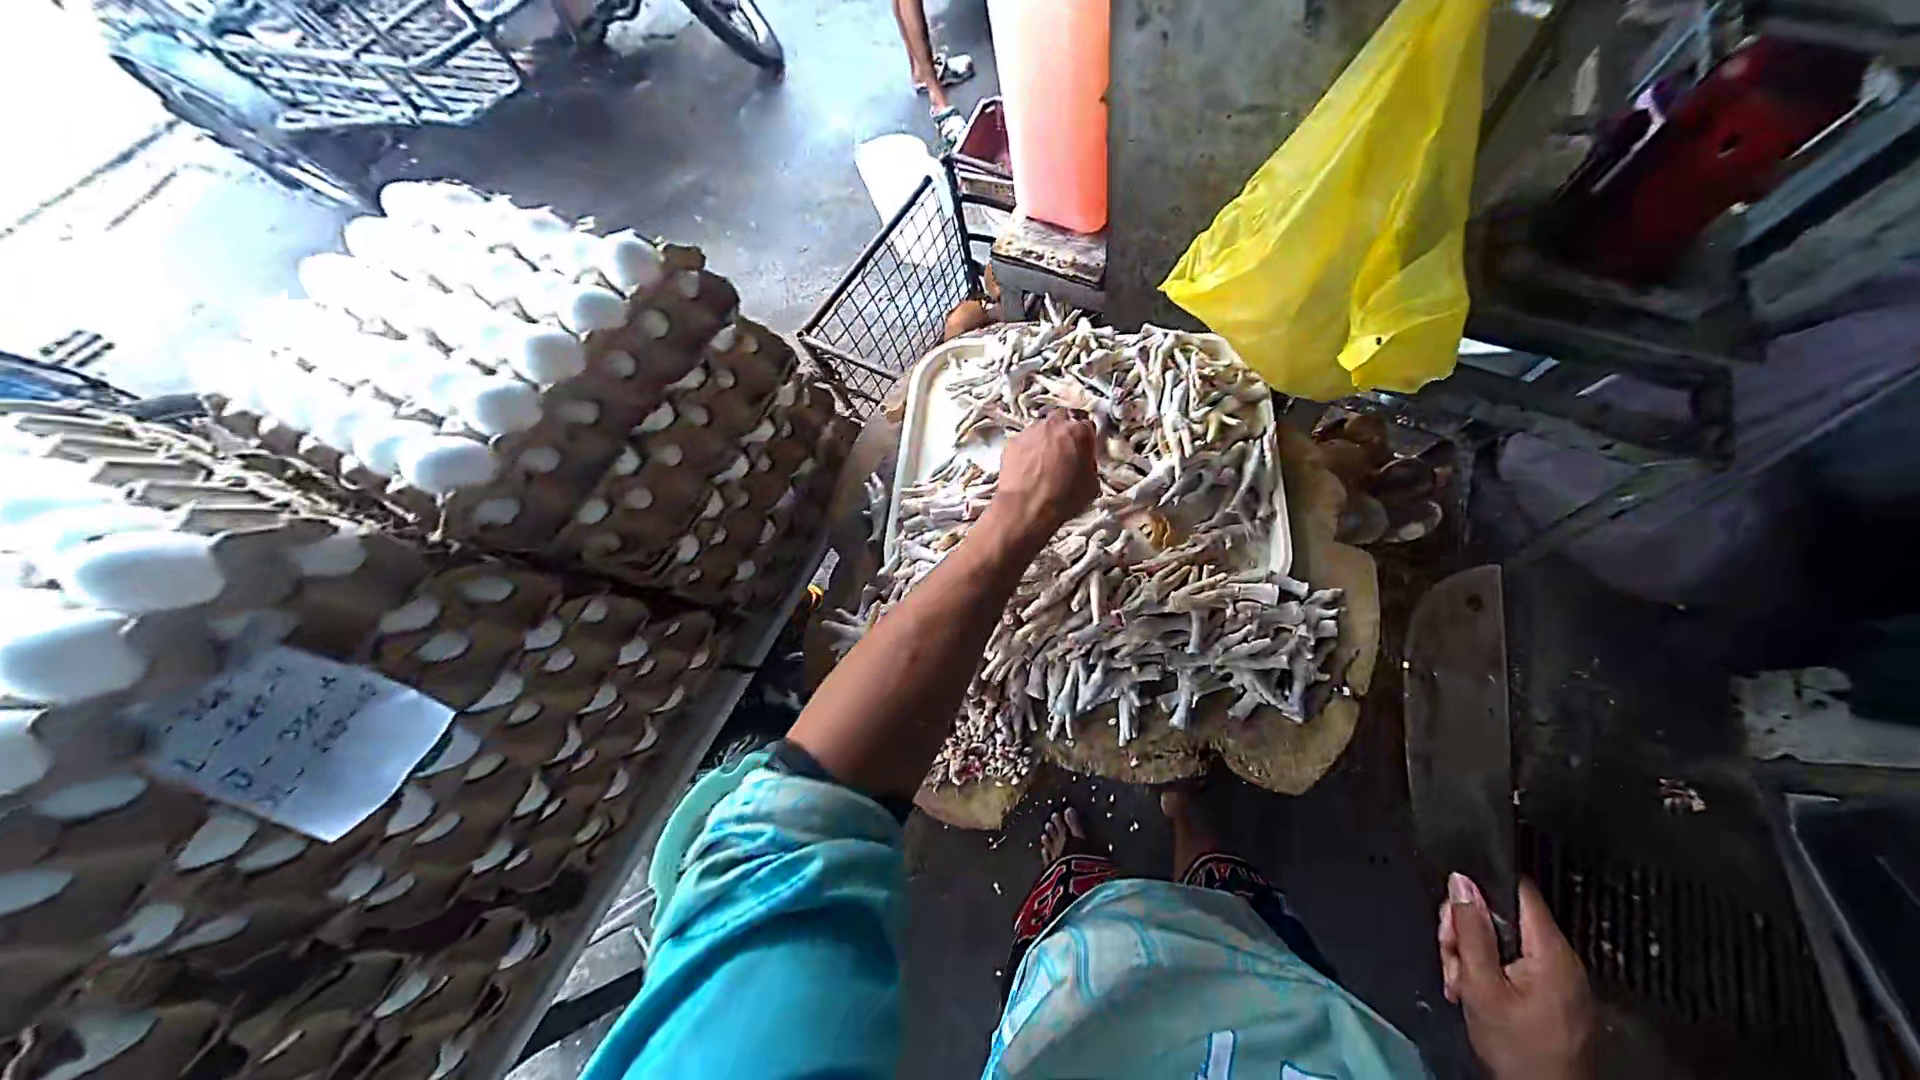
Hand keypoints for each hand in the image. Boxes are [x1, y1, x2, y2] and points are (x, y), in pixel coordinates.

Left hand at [982, 412, 1097, 550]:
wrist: (1027, 507)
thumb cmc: (1062, 499)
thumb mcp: (1091, 485)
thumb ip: (1090, 465)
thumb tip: (1085, 464)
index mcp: (1080, 433)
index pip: (1087, 426)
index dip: (1085, 439)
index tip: (1083, 450)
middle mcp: (1055, 425)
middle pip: (1062, 420)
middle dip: (1063, 433)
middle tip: (1063, 453)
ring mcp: (1031, 431)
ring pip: (1041, 429)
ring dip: (1044, 441)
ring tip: (1043, 464)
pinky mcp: (1013, 442)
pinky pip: (1024, 442)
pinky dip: (1027, 451)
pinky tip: (1028, 468)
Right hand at [1439, 873, 1596, 1079]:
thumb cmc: (1516, 1047)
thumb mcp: (1481, 984)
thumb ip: (1470, 930)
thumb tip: (1461, 881)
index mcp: (1551, 951)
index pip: (1518, 890)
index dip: (1480, 888)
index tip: (1453, 907)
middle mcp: (1562, 959)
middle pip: (1503, 917)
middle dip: (1466, 930)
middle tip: (1452, 958)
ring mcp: (1561, 978)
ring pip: (1503, 941)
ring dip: (1472, 954)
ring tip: (1462, 984)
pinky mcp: (1554, 994)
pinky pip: (1514, 963)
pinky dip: (1489, 970)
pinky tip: (1475, 992)